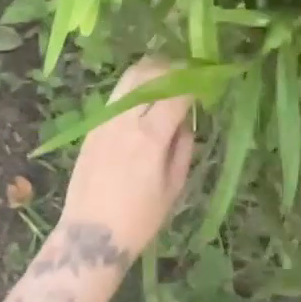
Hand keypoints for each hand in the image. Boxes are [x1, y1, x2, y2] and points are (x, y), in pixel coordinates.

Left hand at [59, 58, 197, 250]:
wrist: (91, 233)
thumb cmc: (139, 219)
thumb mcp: (173, 187)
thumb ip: (183, 147)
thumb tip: (187, 120)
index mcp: (149, 137)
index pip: (175, 92)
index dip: (195, 81)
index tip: (209, 80)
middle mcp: (124, 120)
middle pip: (148, 73)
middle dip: (172, 68)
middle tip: (190, 73)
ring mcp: (104, 120)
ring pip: (128, 78)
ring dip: (151, 72)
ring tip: (169, 79)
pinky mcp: (92, 126)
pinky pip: (116, 95)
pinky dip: (134, 88)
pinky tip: (146, 99)